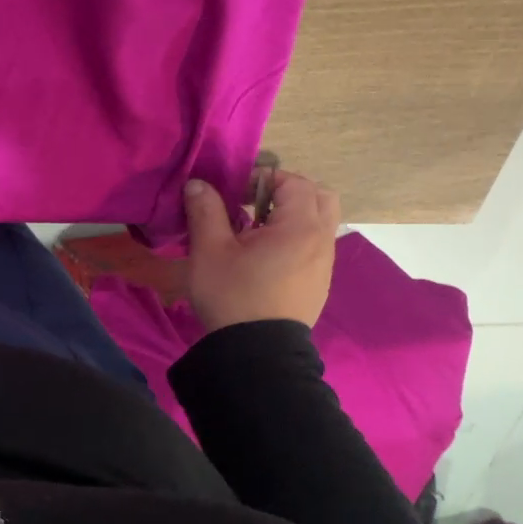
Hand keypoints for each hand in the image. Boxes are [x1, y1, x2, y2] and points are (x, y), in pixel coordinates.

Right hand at [184, 170, 339, 329]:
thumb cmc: (231, 292)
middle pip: (319, 197)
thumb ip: (206, 211)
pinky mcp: (318, 278)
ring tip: (251, 229)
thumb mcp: (209, 250)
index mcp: (300, 226)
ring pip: (317, 221)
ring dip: (289, 214)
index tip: (233, 190)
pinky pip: (312, 243)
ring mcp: (324, 260)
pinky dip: (292, 235)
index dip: (264, 178)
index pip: (295, 183)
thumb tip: (198, 183)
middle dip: (286, 191)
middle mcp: (322, 238)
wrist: (257, 345)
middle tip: (250, 202)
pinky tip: (260, 255)